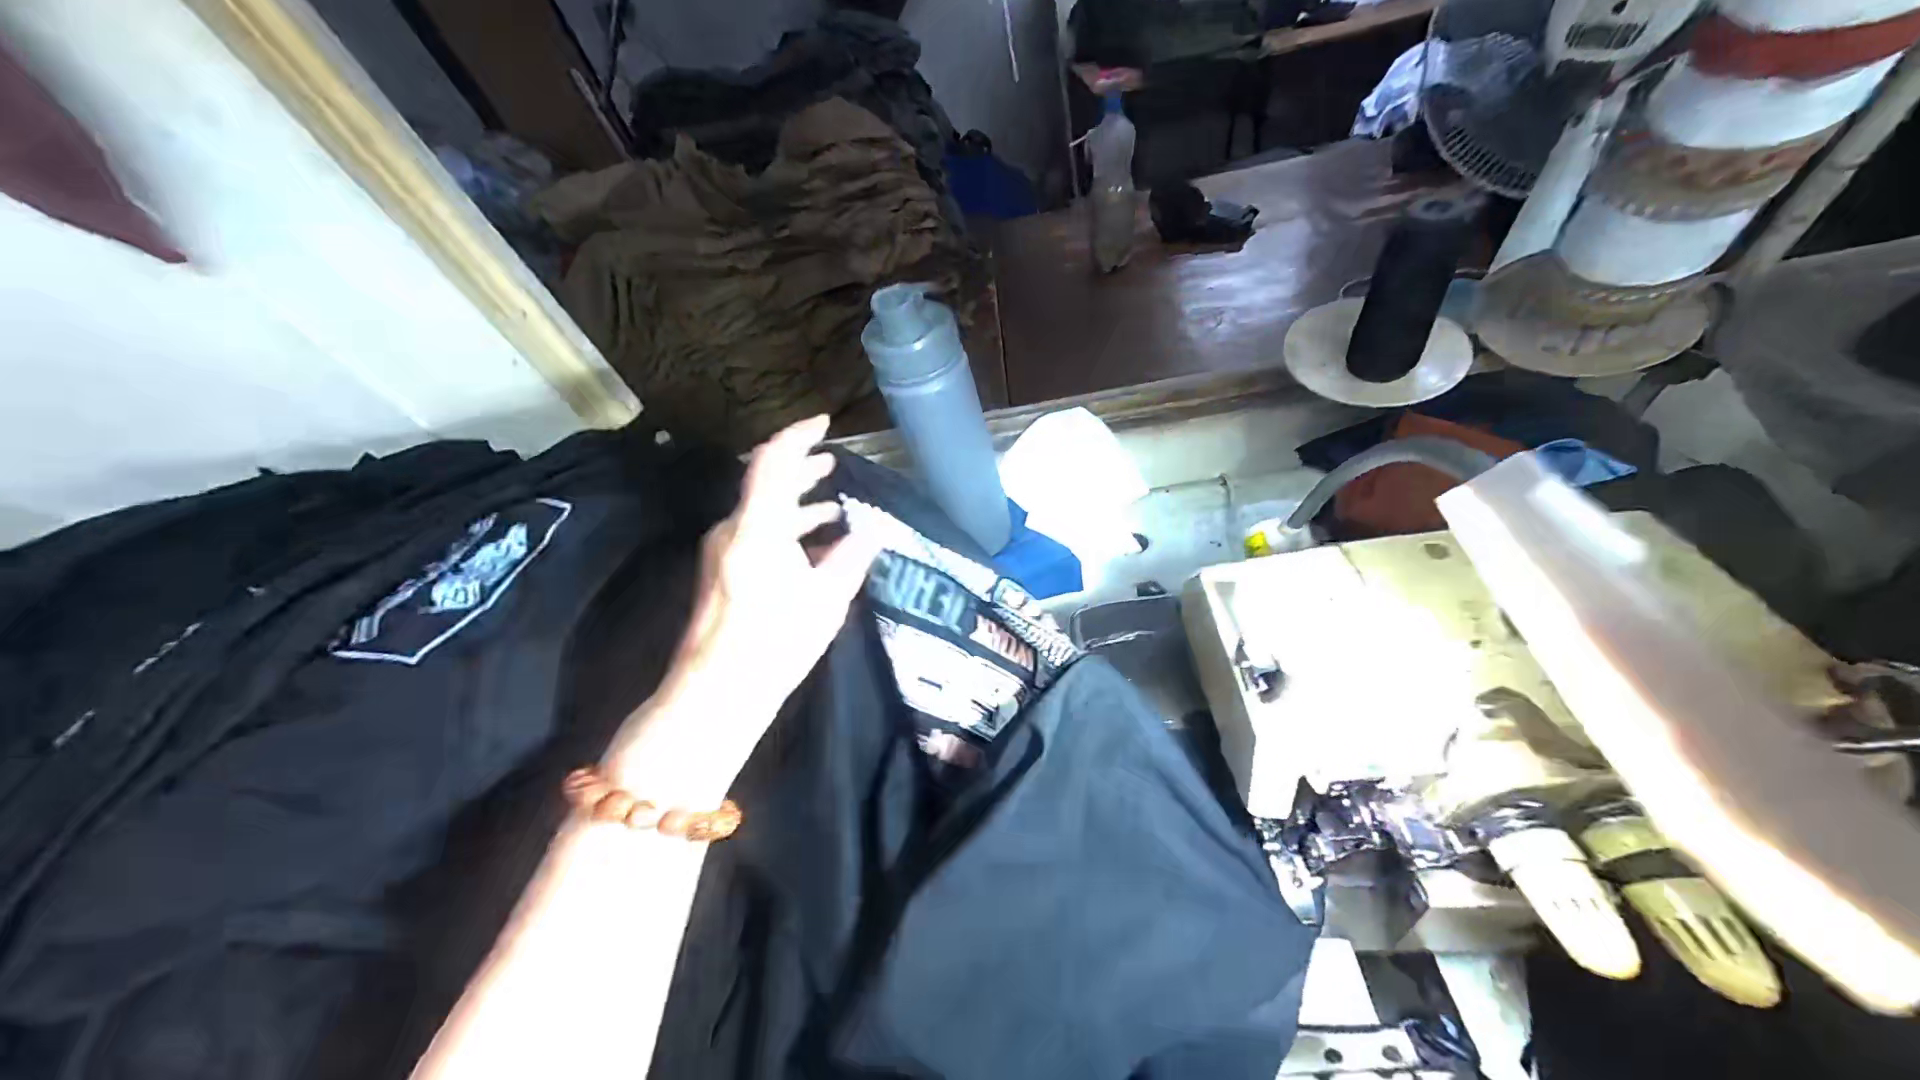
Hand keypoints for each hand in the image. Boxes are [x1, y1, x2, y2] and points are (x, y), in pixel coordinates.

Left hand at [607, 416, 882, 802]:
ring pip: (762, 510)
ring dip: (796, 503)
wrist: (716, 690)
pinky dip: (785, 529)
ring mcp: (722, 550)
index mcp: (758, 527)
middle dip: (802, 470)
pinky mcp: (721, 570)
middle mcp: (733, 529)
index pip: (774, 461)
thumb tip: (870, 533)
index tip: (824, 423)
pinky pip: (755, 533)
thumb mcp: (826, 600)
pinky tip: (813, 546)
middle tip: (832, 464)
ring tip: (832, 505)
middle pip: (766, 482)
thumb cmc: (775, 643)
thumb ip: (849, 558)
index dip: (799, 435)